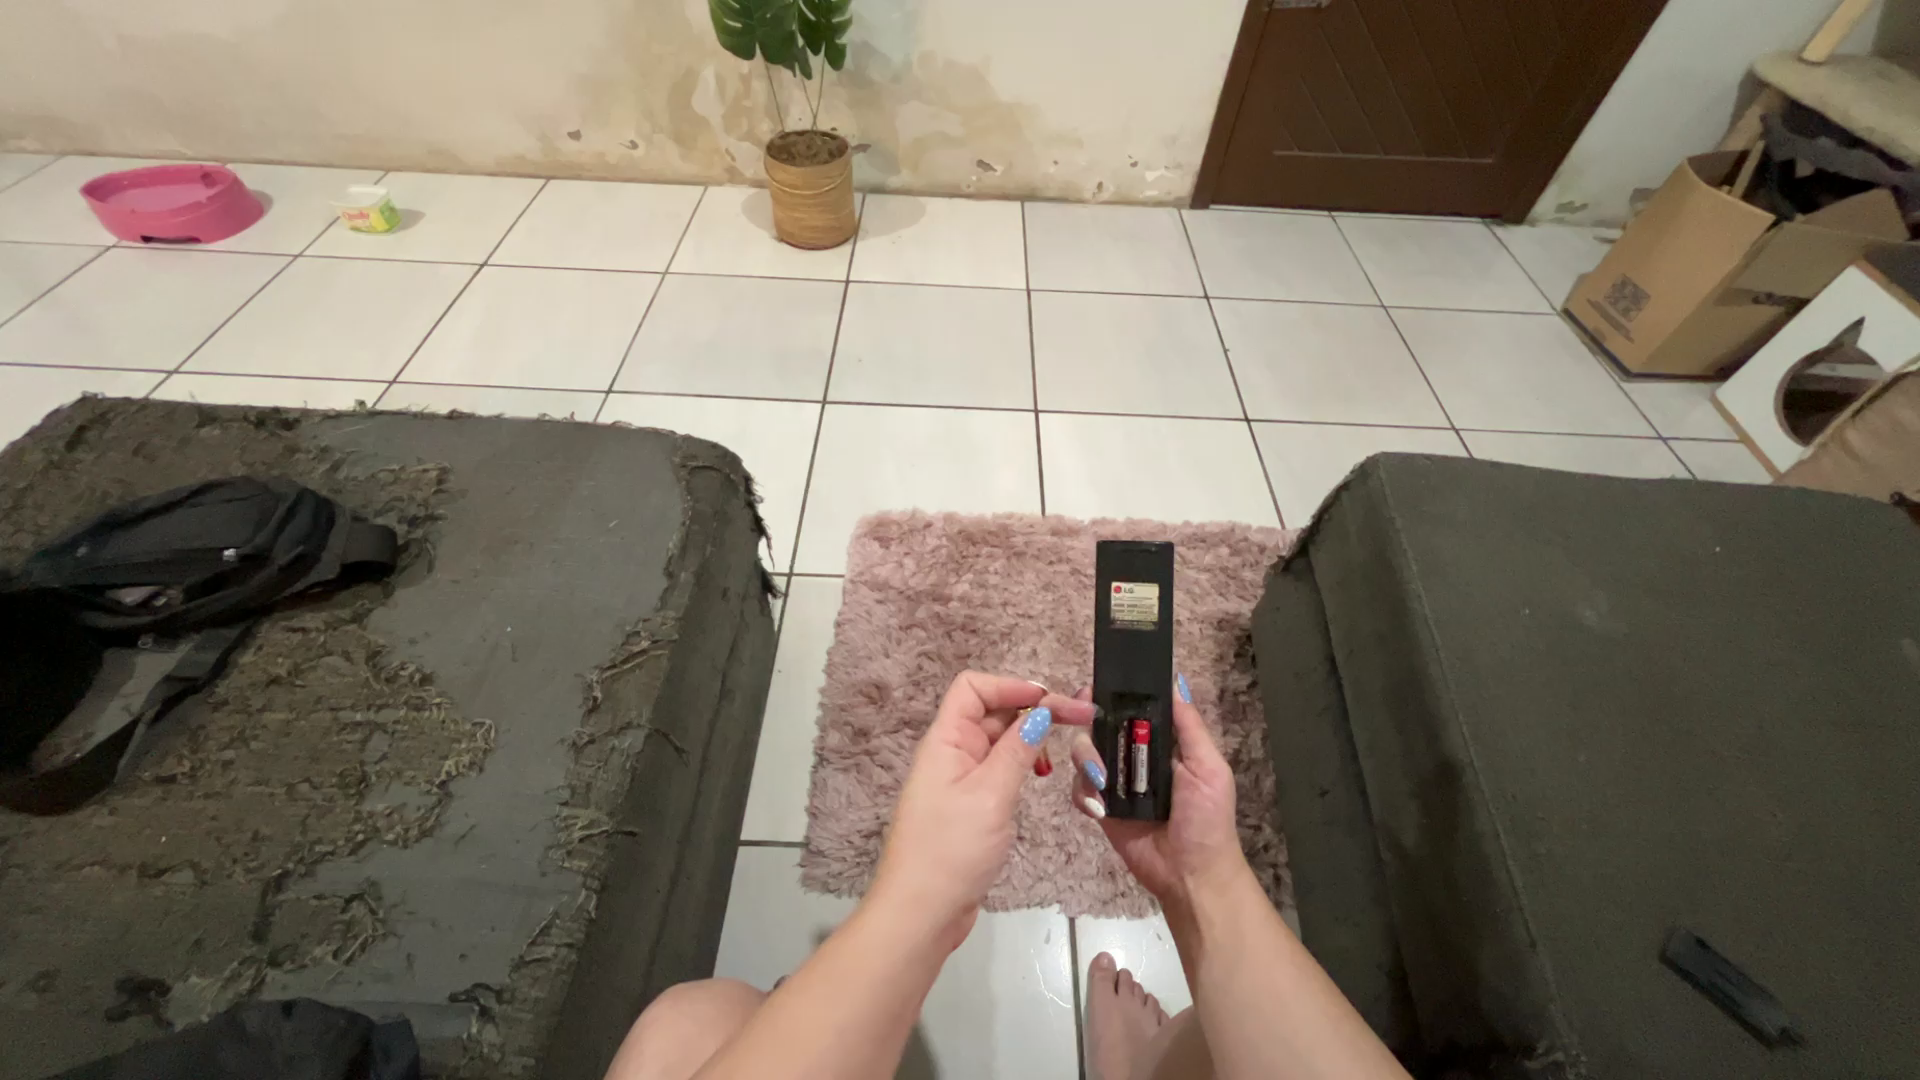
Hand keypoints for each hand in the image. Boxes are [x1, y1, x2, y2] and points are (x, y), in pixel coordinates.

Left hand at [867, 671, 1094, 945]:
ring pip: (997, 740)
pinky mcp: (969, 805)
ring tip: (1056, 756)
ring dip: (1028, 739)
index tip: (1050, 700)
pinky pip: (997, 769)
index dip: (1010, 685)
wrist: (921, 913)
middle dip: (1031, 710)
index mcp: (946, 740)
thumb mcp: (991, 795)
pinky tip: (1039, 777)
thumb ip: (1017, 750)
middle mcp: (950, 752)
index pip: (972, 688)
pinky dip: (1020, 765)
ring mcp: (958, 779)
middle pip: (990, 711)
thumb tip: (1040, 711)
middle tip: (1078, 720)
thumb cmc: (951, 850)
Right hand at [1069, 674, 1248, 906]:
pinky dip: (1084, 793)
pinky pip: (1078, 788)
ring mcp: (1114, 781)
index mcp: (1160, 741)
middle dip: (1087, 721)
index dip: (1111, 695)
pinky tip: (1099, 807)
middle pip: (1098, 724)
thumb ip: (1189, 725)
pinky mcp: (1100, 807)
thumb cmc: (1207, 819)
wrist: (1191, 875)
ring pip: (1082, 752)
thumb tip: (1176, 680)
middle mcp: (1133, 755)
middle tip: (1083, 719)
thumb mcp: (1208, 767)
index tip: (1094, 688)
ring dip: (1086, 759)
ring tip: (1102, 779)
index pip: (1129, 707)